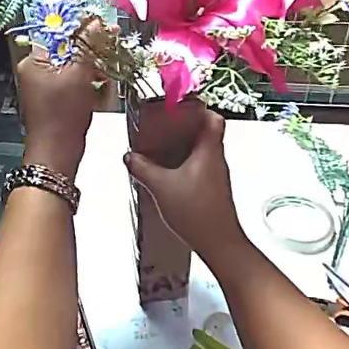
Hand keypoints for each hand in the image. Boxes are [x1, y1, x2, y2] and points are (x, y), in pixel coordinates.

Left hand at [14, 29, 104, 177]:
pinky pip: (75, 81)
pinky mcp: (58, 98)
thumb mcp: (78, 74)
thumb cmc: (63, 114)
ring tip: (112, 64)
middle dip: (91, 47)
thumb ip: (88, 46)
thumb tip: (96, 23)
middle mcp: (37, 71)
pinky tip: (104, 82)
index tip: (102, 24)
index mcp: (34, 61)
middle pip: (67, 48)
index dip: (81, 26)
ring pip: (74, 65)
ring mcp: (47, 85)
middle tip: (114, 41)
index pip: (57, 33)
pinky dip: (89, 80)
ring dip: (93, 64)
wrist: (58, 152)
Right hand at [124, 108, 251, 260]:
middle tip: (166, 125)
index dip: (200, 108)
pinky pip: (202, 166)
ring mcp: (217, 174)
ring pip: (204, 150)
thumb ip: (143, 168)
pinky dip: (187, 163)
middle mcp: (217, 159)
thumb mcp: (162, 186)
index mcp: (209, 150)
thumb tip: (129, 156)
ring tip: (163, 146)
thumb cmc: (196, 211)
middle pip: (207, 132)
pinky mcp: (214, 189)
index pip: (213, 117)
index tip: (180, 106)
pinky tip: (170, 172)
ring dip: (186, 145)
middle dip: (187, 126)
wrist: (219, 243)